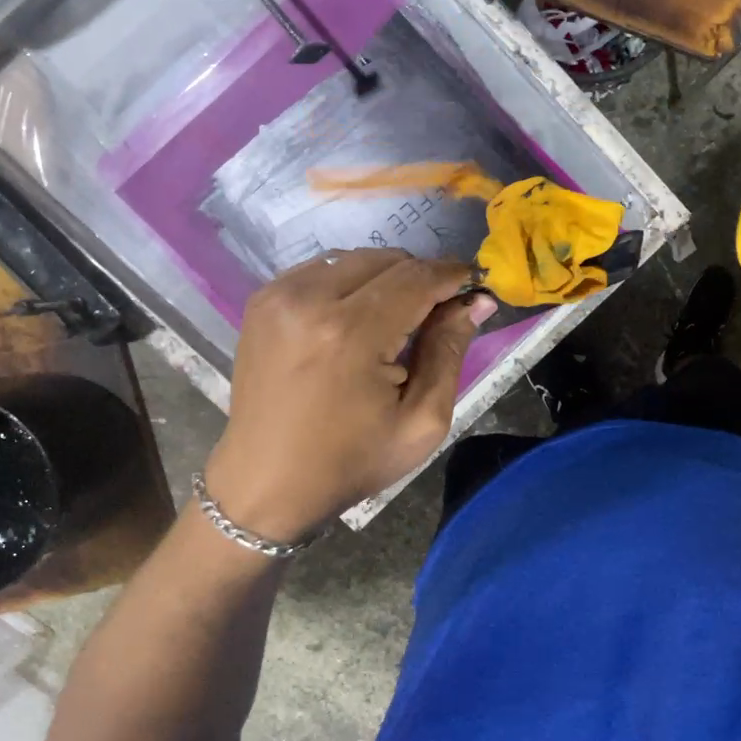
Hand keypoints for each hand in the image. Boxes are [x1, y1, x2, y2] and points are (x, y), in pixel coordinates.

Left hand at [203, 249, 495, 540]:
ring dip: (386, 278)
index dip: (453, 276)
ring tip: (396, 319)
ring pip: (354, 258)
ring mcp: (279, 297)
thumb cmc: (353, 460)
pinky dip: (350, 283)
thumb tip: (478, 300)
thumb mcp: (423, 420)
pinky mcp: (262, 301)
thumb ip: (449, 351)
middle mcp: (309, 300)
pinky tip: (358, 319)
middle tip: (437, 313)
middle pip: (387, 259)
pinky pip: (321, 269)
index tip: (474, 286)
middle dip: (421, 277)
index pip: (417, 277)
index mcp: (351, 333)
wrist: (267, 482)